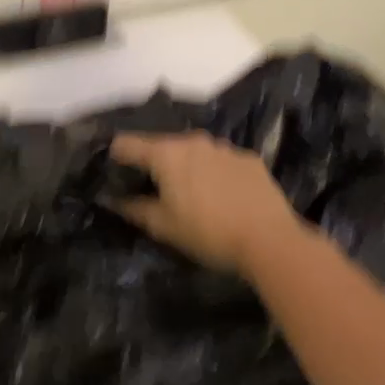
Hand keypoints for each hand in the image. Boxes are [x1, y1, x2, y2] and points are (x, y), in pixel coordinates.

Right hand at [108, 131, 309, 274]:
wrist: (273, 242)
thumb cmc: (208, 232)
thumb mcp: (161, 226)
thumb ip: (132, 208)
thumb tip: (111, 199)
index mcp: (165, 153)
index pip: (125, 143)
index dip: (114, 157)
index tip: (114, 175)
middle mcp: (193, 141)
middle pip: (160, 146)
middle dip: (153, 164)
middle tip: (153, 190)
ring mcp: (225, 148)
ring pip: (192, 152)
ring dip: (185, 167)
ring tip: (191, 194)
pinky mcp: (250, 159)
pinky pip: (220, 161)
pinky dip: (213, 172)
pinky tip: (222, 196)